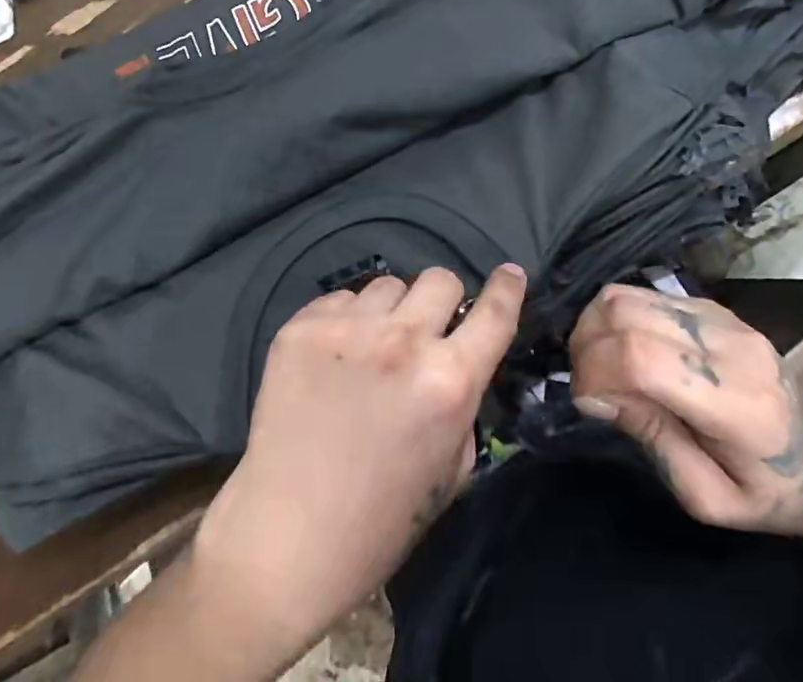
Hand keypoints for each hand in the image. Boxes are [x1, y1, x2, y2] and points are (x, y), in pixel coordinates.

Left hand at [192, 265, 524, 644]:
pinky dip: (346, 320)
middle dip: (443, 301)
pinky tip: (334, 358)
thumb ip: (463, 402)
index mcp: (451, 380)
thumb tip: (457, 362)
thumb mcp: (453, 468)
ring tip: (372, 349)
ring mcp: (347, 328)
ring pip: (387, 286)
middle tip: (426, 331)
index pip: (495, 313)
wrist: (292, 530)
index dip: (507, 288)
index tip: (509, 273)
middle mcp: (403, 341)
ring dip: (391, 311)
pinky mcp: (300, 328)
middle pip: (439, 279)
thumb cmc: (383, 517)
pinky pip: (339, 300)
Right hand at [568, 284, 802, 538]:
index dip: (595, 374)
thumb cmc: (773, 493)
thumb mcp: (710, 500)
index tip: (588, 404)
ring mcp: (720, 318)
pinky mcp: (710, 306)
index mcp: (738, 405)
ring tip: (598, 365)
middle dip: (585, 347)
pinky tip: (619, 350)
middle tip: (586, 384)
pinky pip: (638, 295)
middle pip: (623, 314)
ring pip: (623, 296)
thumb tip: (598, 395)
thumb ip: (654, 441)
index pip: (641, 358)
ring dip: (592, 328)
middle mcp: (730, 346)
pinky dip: (612, 318)